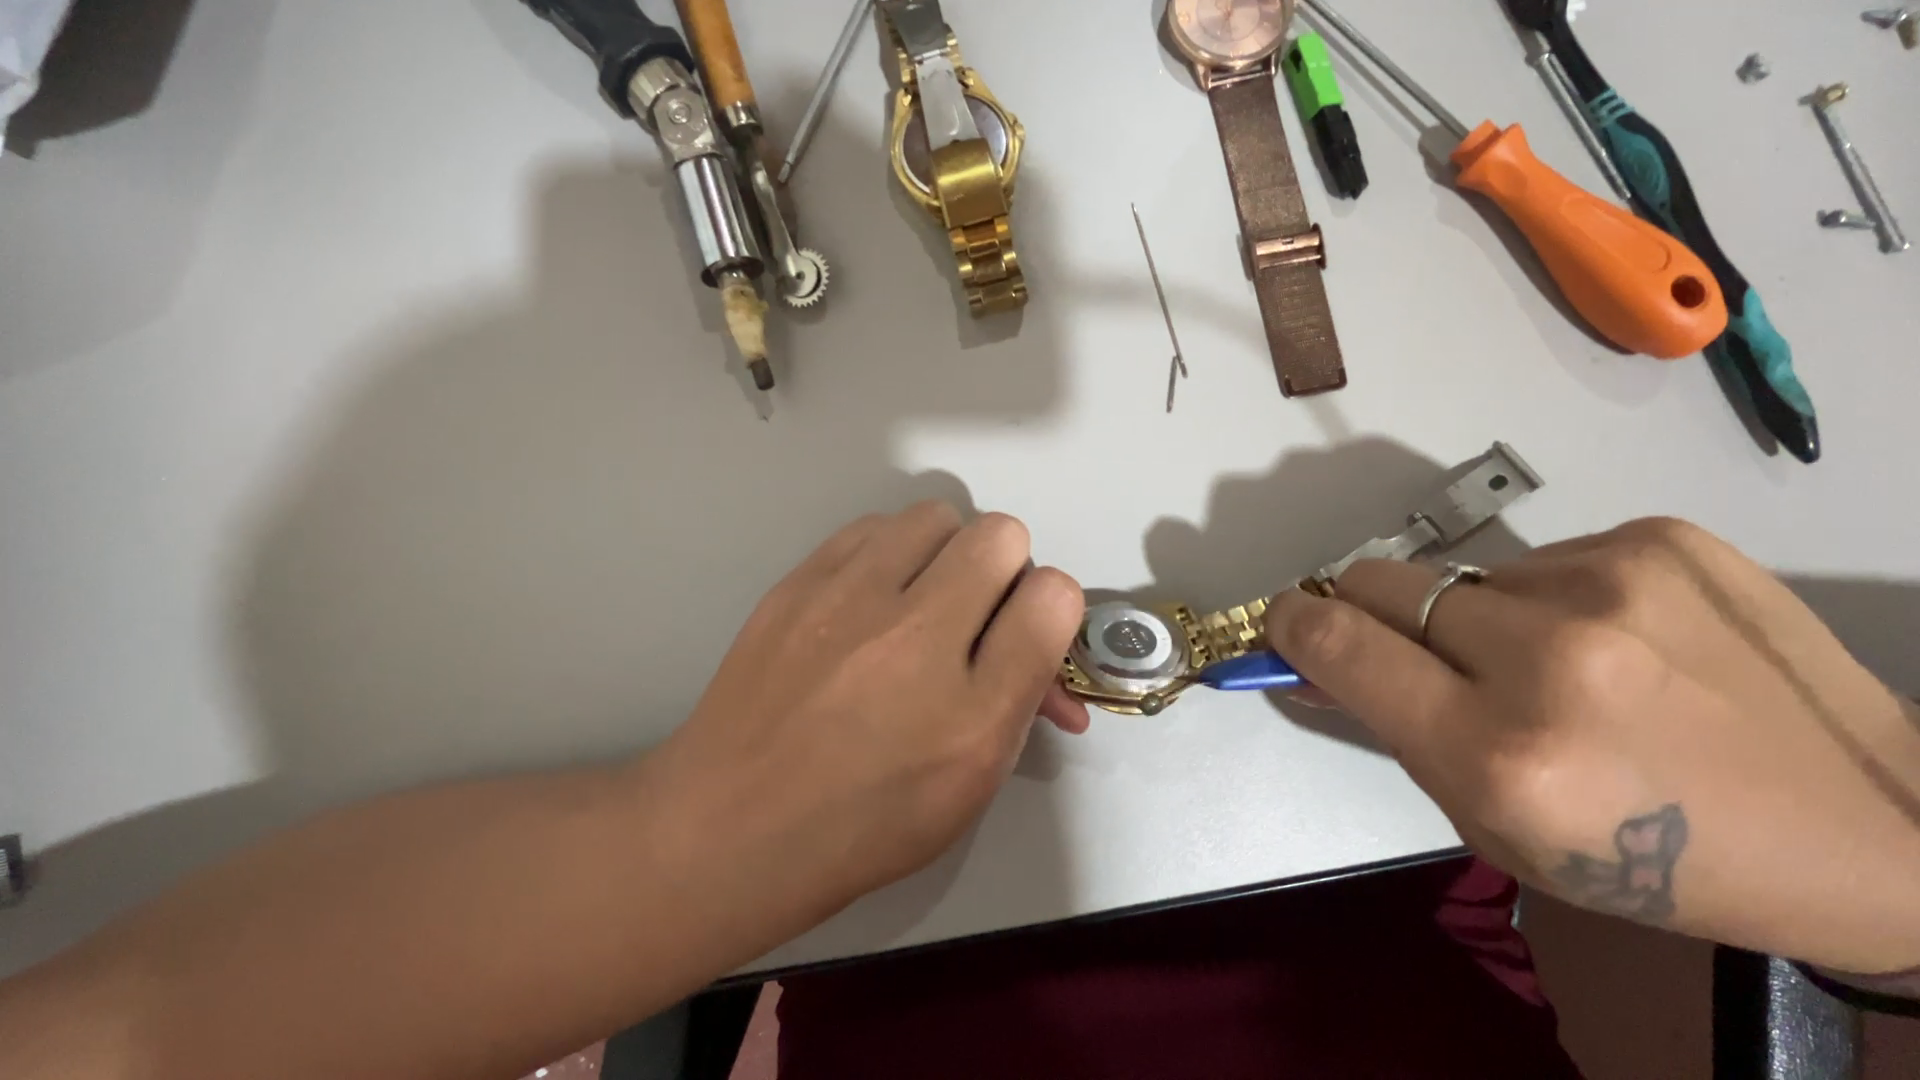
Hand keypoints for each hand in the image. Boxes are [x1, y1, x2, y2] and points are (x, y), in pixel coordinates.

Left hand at [638, 502, 1086, 941]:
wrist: (733, 822)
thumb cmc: (863, 823)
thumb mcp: (968, 788)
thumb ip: (1020, 707)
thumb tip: (1046, 662)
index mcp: (973, 711)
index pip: (1054, 597)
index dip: (1052, 610)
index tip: (1027, 632)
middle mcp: (916, 640)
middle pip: (1002, 535)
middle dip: (1006, 571)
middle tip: (977, 614)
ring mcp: (848, 600)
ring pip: (936, 515)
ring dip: (947, 551)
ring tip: (923, 599)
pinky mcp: (798, 582)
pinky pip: (872, 526)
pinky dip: (888, 553)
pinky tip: (870, 600)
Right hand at [1266, 518, 1919, 973]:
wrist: (1868, 832)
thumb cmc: (1652, 861)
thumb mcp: (1496, 826)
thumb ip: (1393, 732)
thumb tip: (1311, 662)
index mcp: (1502, 754)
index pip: (1339, 644)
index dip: (1292, 624)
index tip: (1287, 622)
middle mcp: (1552, 657)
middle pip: (1382, 584)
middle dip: (1369, 612)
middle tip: (1411, 650)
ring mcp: (1614, 585)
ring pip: (1463, 577)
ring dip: (1474, 617)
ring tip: (1552, 664)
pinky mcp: (1662, 541)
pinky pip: (1543, 559)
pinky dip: (1548, 599)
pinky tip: (1618, 642)